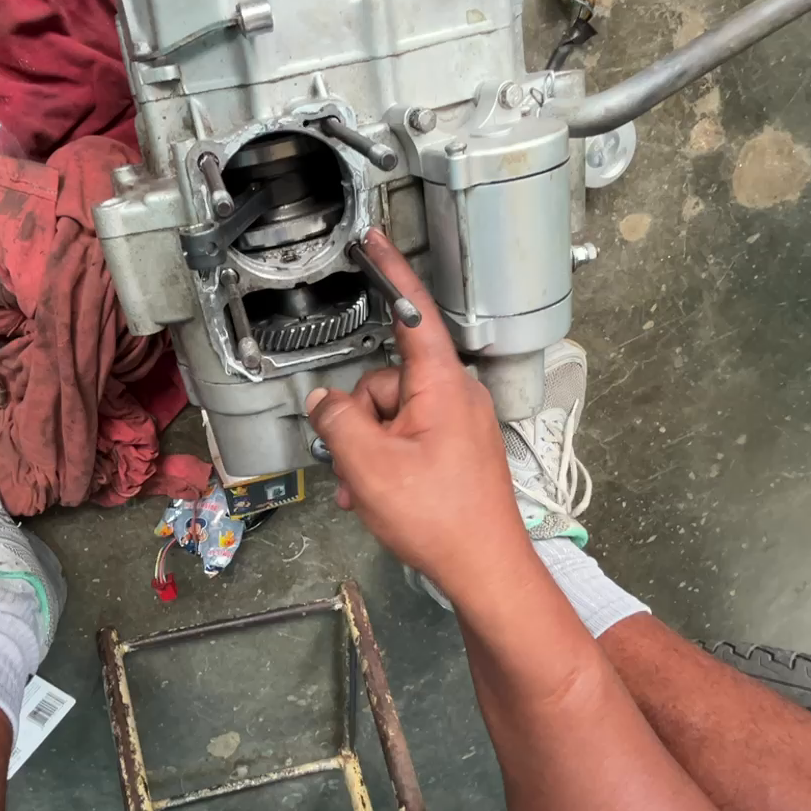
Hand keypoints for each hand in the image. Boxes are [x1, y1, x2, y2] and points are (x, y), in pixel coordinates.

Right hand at [307, 231, 532, 602]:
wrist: (486, 570)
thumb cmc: (441, 518)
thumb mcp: (370, 466)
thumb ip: (338, 423)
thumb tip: (324, 402)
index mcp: (442, 386)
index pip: (412, 312)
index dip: (390, 271)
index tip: (375, 240)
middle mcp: (456, 397)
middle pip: (383, 382)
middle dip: (357, 421)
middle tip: (354, 464)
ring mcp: (458, 424)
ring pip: (390, 415)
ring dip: (367, 450)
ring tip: (367, 491)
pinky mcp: (456, 448)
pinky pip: (408, 437)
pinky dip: (386, 461)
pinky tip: (377, 496)